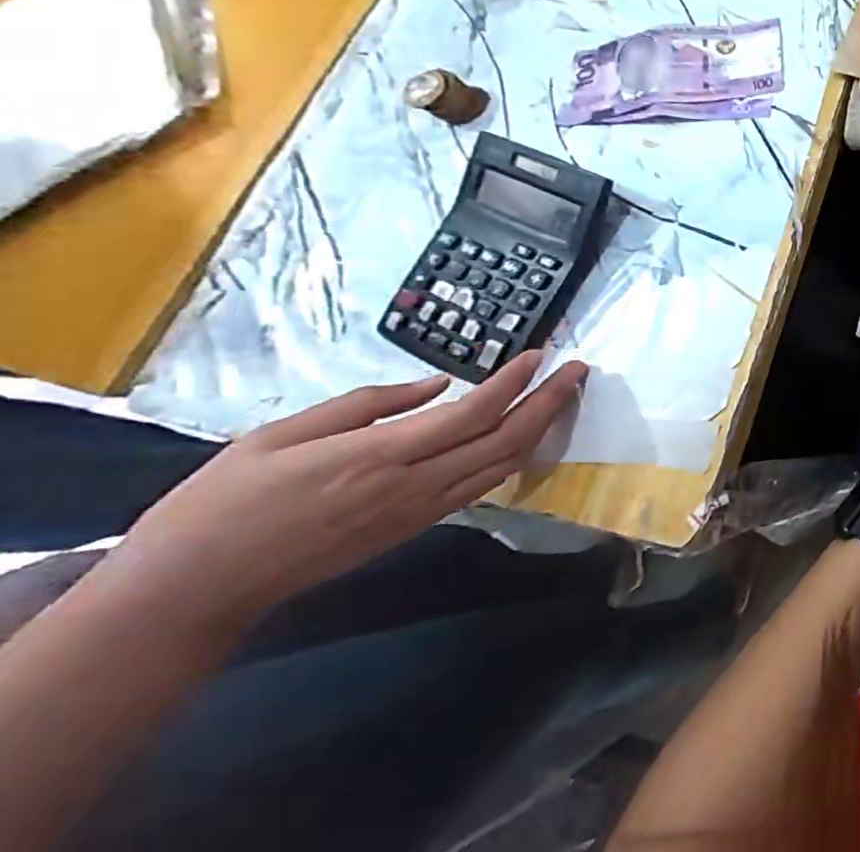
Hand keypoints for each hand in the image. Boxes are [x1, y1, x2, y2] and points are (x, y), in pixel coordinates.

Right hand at [104, 352, 589, 625]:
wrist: (199, 588)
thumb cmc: (224, 502)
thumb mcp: (282, 435)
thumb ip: (369, 405)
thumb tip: (438, 384)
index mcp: (380, 455)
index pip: (474, 413)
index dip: (515, 383)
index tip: (541, 355)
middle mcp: (415, 485)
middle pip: (507, 440)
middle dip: (550, 402)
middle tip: (577, 371)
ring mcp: (422, 511)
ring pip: (504, 466)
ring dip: (541, 429)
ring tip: (562, 397)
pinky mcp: (418, 527)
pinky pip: (483, 487)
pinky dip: (513, 457)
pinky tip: (523, 436)